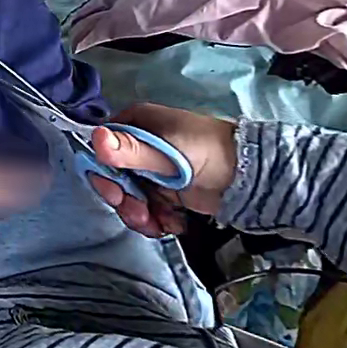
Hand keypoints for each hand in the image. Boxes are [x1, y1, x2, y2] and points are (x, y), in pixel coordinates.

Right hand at [87, 104, 237, 237]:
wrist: (251, 177)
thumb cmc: (210, 153)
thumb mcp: (169, 153)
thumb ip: (131, 150)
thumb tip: (95, 138)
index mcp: (137, 124)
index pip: (103, 149)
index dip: (104, 174)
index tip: (116, 193)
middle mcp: (140, 145)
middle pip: (113, 177)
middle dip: (125, 200)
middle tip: (141, 213)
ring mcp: (152, 169)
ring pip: (129, 196)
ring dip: (140, 215)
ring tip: (161, 223)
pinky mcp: (165, 190)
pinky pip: (147, 207)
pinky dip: (156, 220)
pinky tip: (174, 223)